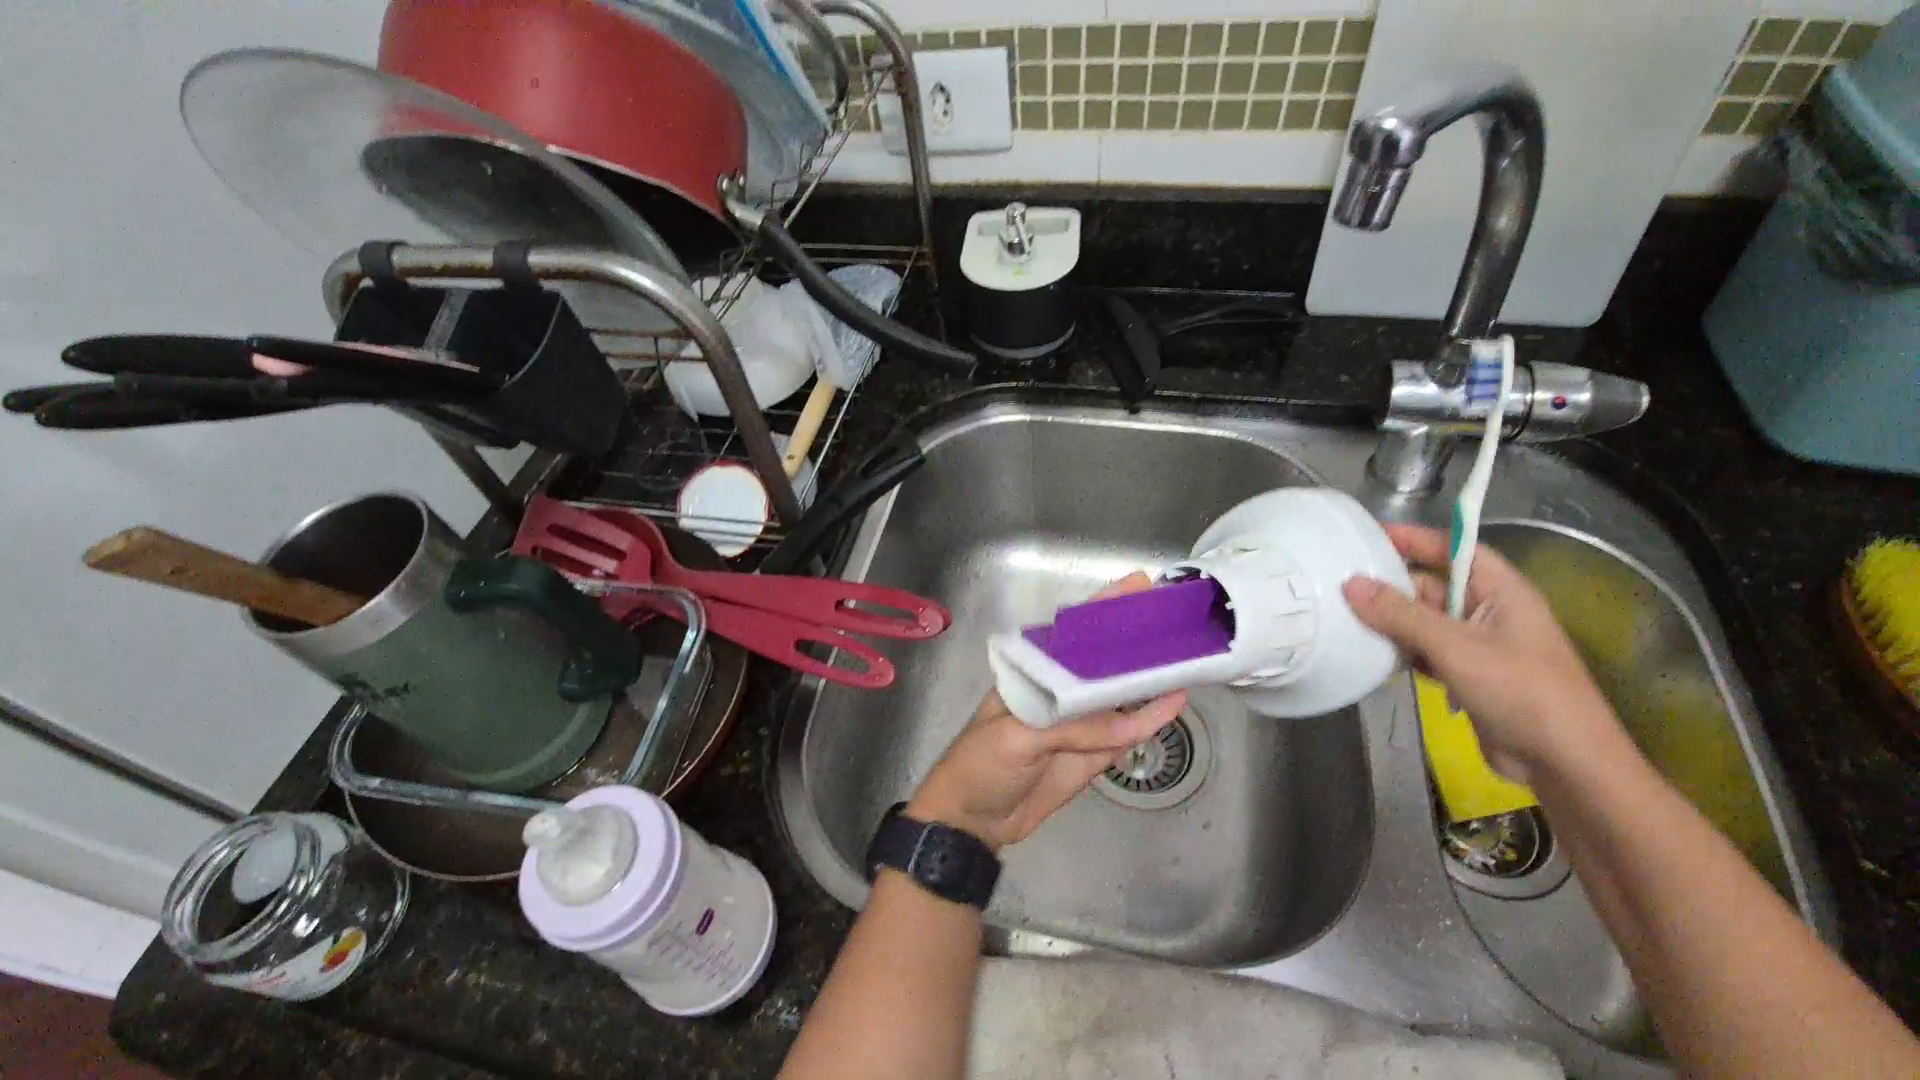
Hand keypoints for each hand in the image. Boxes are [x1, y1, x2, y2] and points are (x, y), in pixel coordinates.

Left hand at [907, 574, 1187, 850]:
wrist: (973, 821)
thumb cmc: (980, 765)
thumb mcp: (1015, 737)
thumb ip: (1070, 726)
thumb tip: (1123, 726)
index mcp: (1034, 673)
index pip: (1073, 633)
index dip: (1105, 608)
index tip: (1139, 586)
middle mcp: (1061, 690)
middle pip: (1105, 659)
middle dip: (1137, 638)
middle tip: (1177, 618)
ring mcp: (1080, 723)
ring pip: (1122, 694)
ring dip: (1151, 676)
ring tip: (1187, 653)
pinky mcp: (1093, 754)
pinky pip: (1126, 733)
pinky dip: (1150, 719)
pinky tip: (1174, 701)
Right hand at [1341, 525, 1624, 785]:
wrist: (1563, 762)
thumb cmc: (1520, 691)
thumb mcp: (1456, 647)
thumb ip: (1402, 615)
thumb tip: (1350, 584)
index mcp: (1502, 591)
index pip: (1456, 549)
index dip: (1416, 539)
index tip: (1370, 536)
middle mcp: (1491, 612)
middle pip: (1434, 587)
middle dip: (1393, 585)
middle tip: (1340, 582)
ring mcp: (1480, 647)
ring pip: (1426, 623)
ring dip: (1392, 622)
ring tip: (1343, 616)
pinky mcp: (1469, 677)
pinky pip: (1427, 654)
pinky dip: (1402, 653)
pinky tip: (1370, 655)